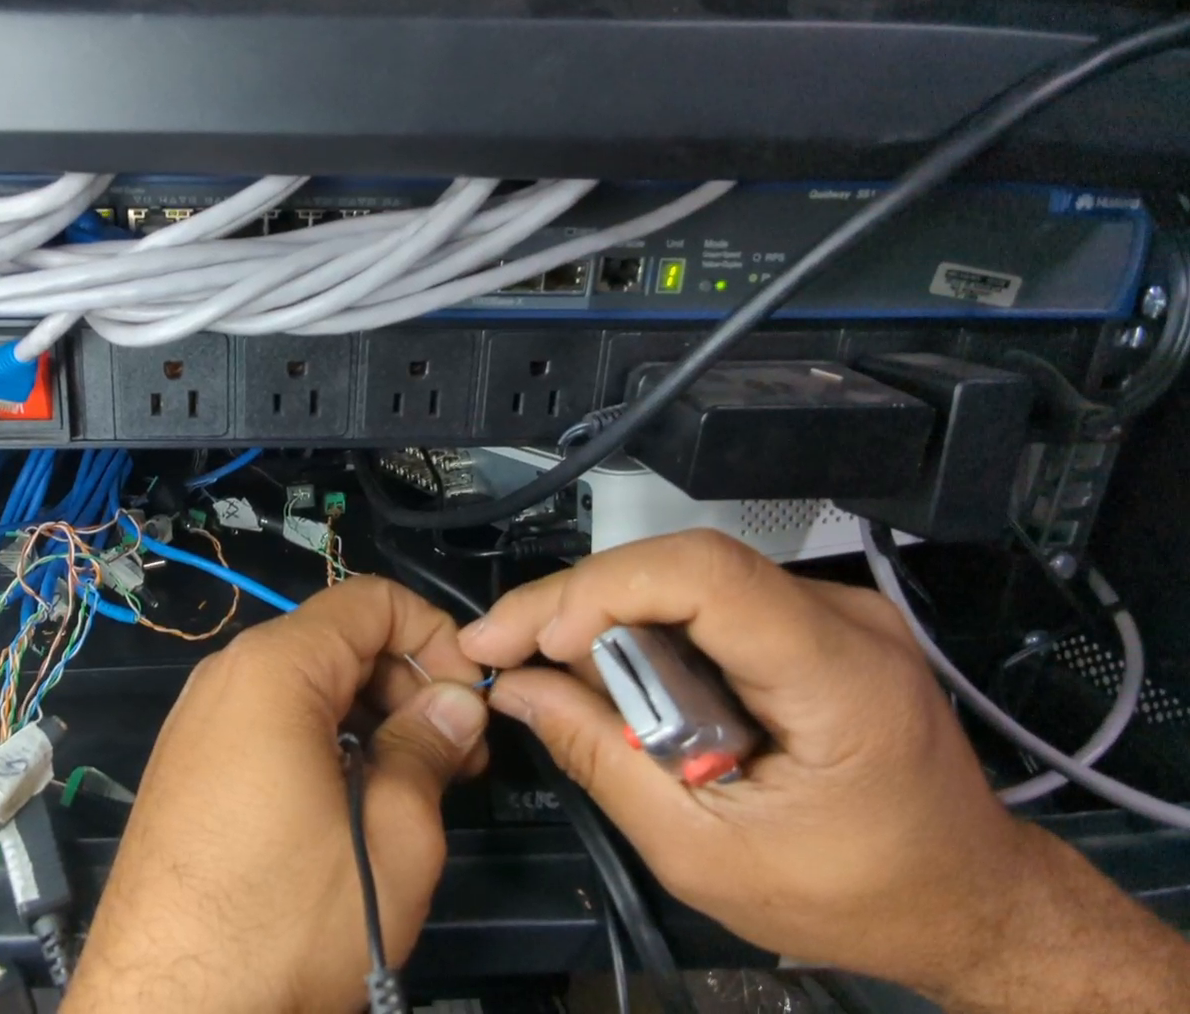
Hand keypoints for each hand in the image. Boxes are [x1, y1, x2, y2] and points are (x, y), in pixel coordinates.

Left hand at [64, 577, 489, 1013]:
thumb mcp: (389, 836)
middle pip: (337, 641)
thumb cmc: (282, 920)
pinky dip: (324, 742)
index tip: (470, 702)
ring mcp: (199, 721)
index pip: (371, 600)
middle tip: (456, 755)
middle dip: (406, 683)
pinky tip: (352, 802)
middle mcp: (225, 677)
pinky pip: (269, 724)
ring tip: (413, 785)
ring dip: (370, 718)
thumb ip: (428, 748)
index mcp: (271, 668)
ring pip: (306, 686)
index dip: (435, 638)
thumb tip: (457, 703)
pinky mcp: (190, 765)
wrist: (162, 1012)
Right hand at [459, 530, 1189, 1009]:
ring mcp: (827, 610)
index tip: (535, 646)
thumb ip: (600, 760)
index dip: (600, 591)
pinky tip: (603, 672)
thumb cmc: (850, 896)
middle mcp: (838, 617)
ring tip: (546, 672)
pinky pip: (695, 599)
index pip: (703, 576)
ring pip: (674, 577)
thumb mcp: (702, 853)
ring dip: (594, 616)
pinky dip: (632, 628)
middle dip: (569, 602)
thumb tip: (515, 689)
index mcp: (838, 679)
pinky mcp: (805, 619)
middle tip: (499, 650)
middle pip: (673, 566)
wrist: (971, 902)